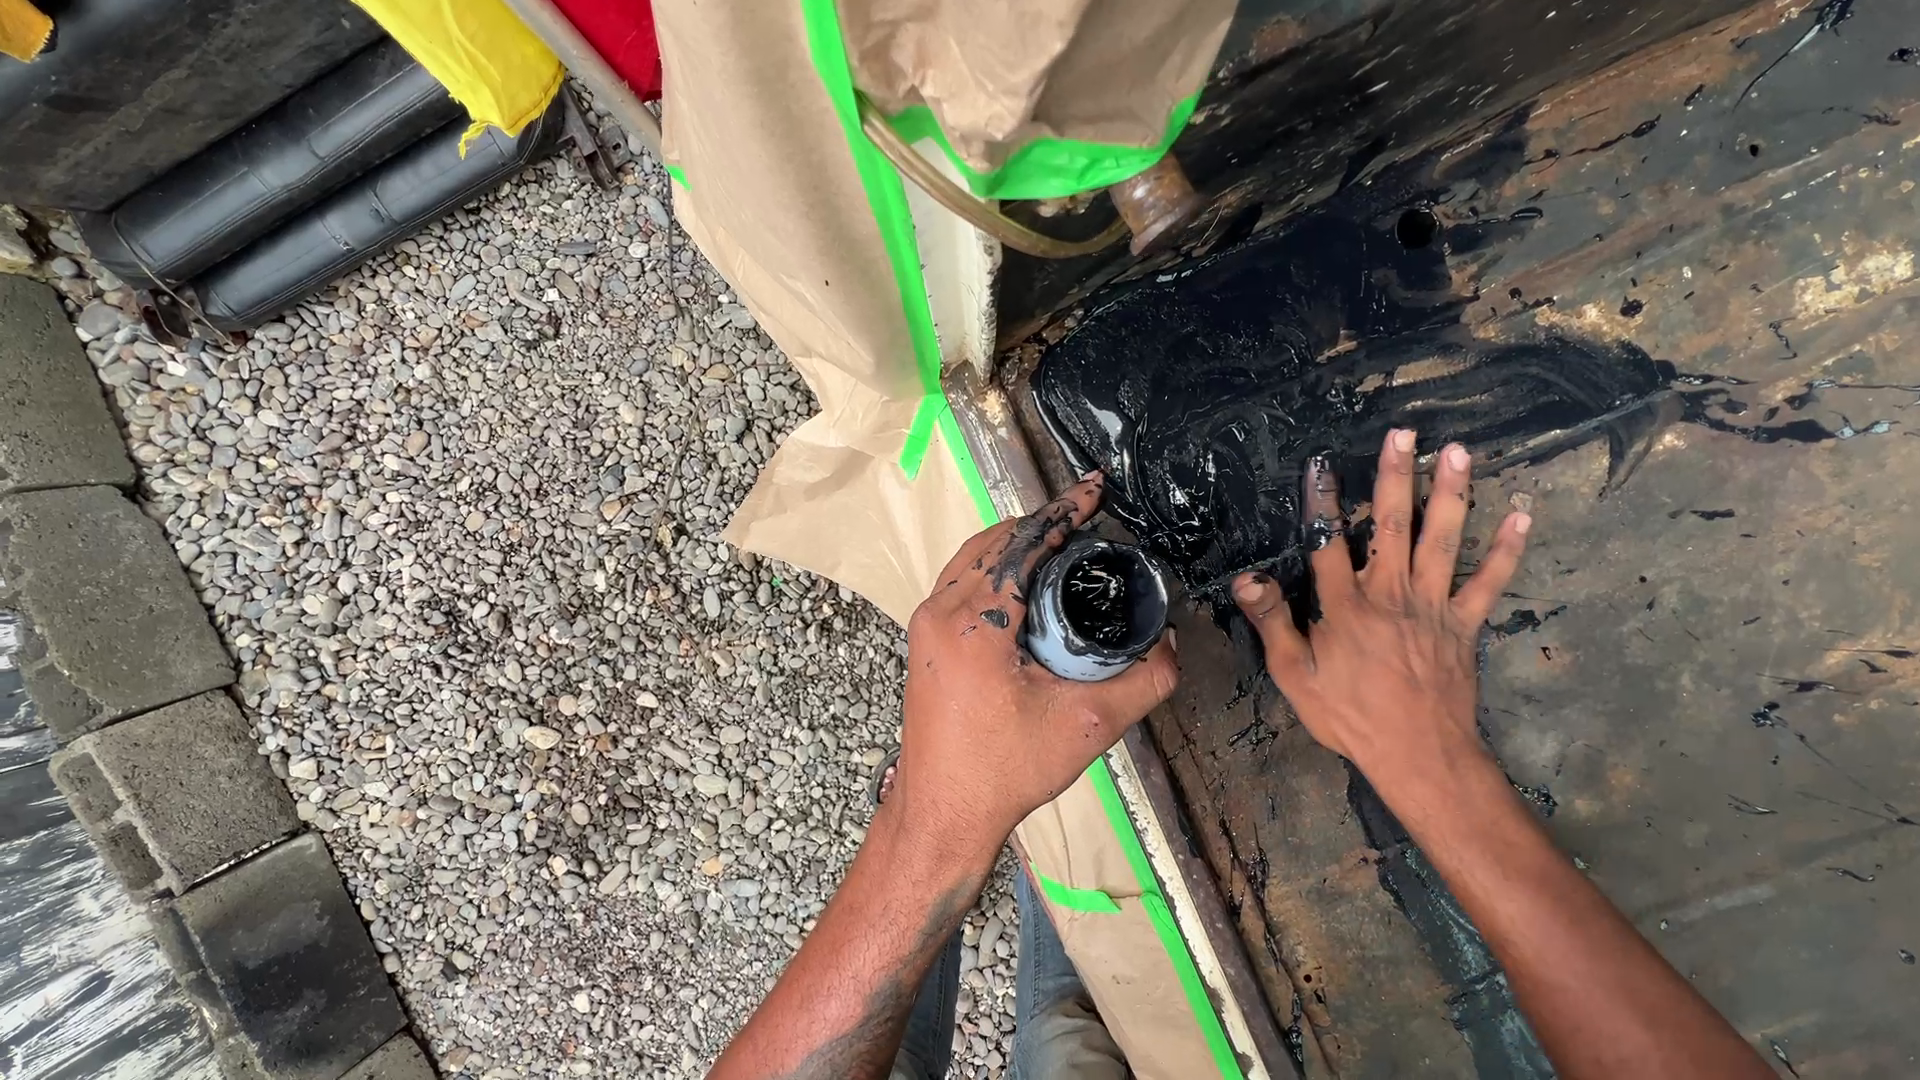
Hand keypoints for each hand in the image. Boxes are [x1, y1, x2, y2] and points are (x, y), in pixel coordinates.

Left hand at [893, 475, 1180, 863]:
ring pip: (973, 557)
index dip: (1064, 512)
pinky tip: (1025, 577)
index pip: (1022, 544)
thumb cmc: (1004, 772)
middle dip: (1042, 523)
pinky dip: (994, 566)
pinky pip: (961, 581)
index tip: (1095, 490)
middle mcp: (940, 612)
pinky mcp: (924, 640)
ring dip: (1016, 542)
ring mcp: (925, 625)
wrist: (943, 812)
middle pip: (994, 541)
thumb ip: (1143, 680)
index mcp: (974, 622)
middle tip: (1088, 522)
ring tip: (1063, 541)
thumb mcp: (1088, 726)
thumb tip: (1169, 641)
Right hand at [1231, 430, 1528, 787]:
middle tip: (1404, 433)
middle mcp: (1391, 594)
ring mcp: (1433, 607)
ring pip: (1443, 540)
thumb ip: (1273, 623)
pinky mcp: (1464, 625)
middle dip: (1396, 477)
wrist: (1419, 755)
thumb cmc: (1350, 716)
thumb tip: (1245, 578)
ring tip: (1458, 451)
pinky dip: (1506, 550)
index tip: (1321, 463)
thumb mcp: (1295, 675)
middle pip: (1393, 526)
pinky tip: (1521, 514)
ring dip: (1452, 494)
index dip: (1322, 502)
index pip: (1328, 542)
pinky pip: (1489, 582)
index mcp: (1345, 606)